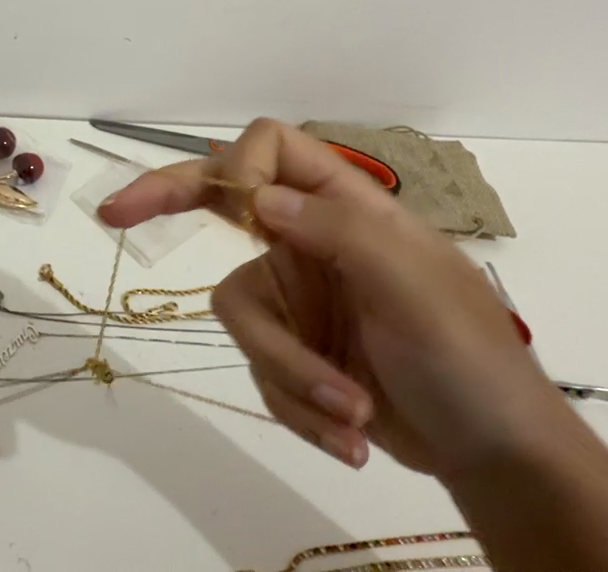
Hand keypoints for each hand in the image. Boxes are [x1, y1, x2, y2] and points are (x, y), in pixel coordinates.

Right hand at [100, 119, 569, 479]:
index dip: (242, 168)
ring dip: (288, 370)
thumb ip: (337, 230)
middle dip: (166, 204)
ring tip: (347, 411)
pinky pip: (258, 368)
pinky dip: (299, 406)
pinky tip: (349, 435)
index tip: (240, 213)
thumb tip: (256, 196)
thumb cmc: (471, 359)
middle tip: (112, 212)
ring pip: (239, 312)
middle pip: (220, 204)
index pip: (271, 148)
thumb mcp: (415, 286)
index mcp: (346, 207)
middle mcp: (309, 241)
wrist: (495, 458)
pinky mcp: (291, 352)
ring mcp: (297, 297)